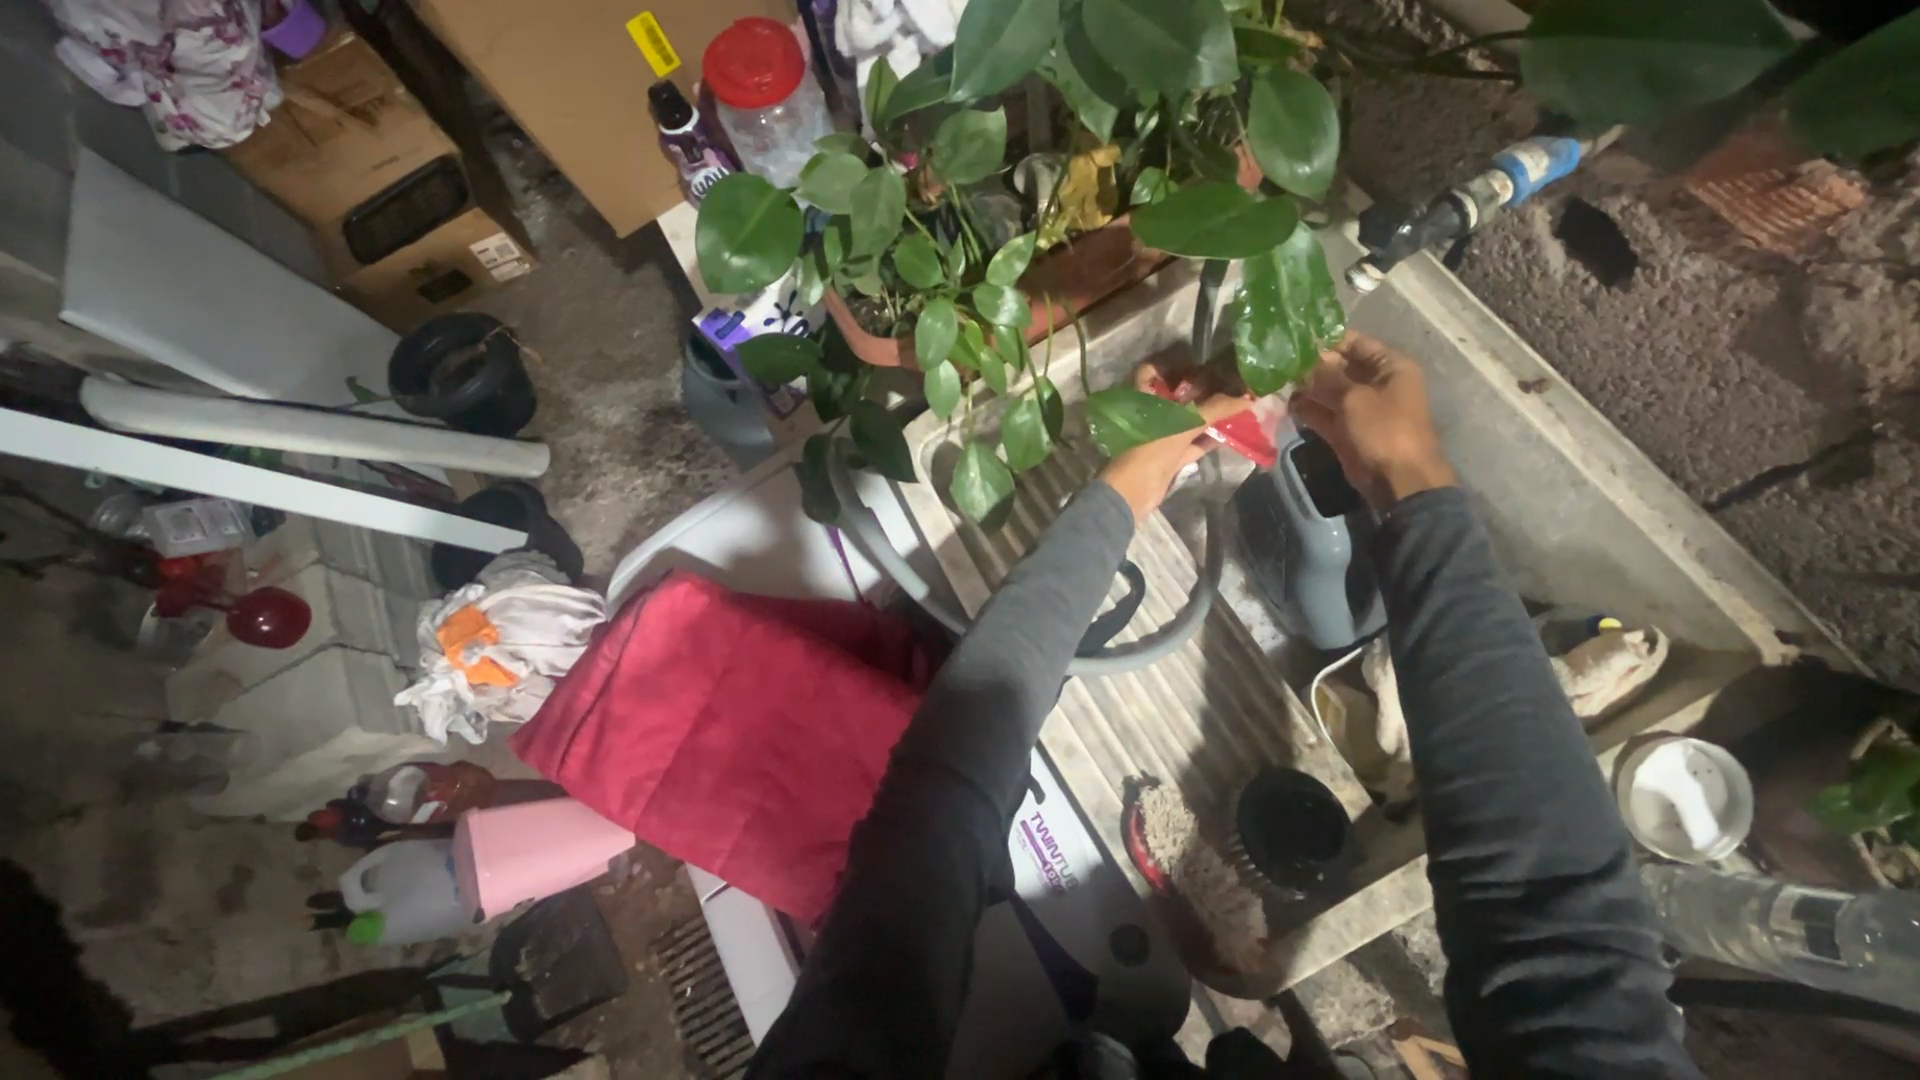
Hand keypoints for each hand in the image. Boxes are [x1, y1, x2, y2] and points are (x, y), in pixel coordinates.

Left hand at [1099, 363, 1252, 522]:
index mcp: (1143, 399)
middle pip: (1175, 396)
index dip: (1170, 364)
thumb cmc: (1153, 447)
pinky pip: (1192, 442)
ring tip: (1237, 403)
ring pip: (1186, 421)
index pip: (1151, 371)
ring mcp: (1159, 436)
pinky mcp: (1168, 456)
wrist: (1134, 491)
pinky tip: (1232, 431)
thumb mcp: (1185, 423)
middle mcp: (1149, 414)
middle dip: (1200, 391)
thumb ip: (1216, 409)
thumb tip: (1249, 396)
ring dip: (1209, 415)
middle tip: (1229, 381)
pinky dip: (1209, 438)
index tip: (1197, 361)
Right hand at [1290, 331, 1457, 509]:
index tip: (1297, 338)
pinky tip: (1285, 403)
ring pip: (1329, 391)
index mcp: (1390, 367)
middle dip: (1312, 365)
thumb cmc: (1383, 428)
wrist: (1397, 478)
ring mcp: (1361, 408)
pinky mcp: (1346, 430)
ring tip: (1277, 380)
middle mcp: (1376, 383)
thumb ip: (1327, 376)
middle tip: (1280, 360)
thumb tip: (1306, 360)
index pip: (1356, 344)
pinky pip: (1324, 413)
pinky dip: (1307, 409)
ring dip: (1306, 387)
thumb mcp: (1354, 397)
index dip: (1328, 340)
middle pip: (1340, 367)